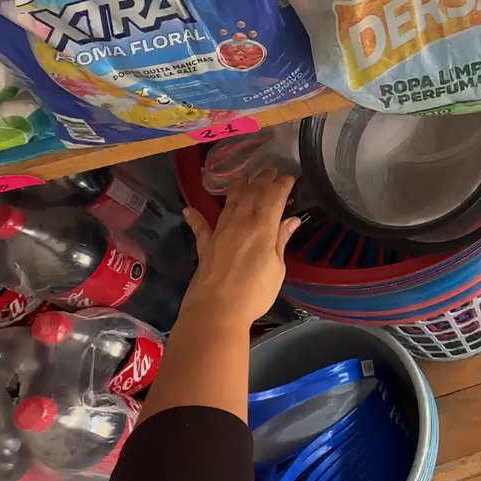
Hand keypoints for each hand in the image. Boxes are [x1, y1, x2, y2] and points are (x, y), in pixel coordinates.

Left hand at [179, 168, 298, 329]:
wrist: (216, 311)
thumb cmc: (254, 292)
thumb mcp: (277, 268)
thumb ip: (281, 241)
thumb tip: (292, 219)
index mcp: (262, 228)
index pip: (274, 197)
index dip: (283, 184)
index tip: (291, 176)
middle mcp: (240, 223)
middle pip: (252, 193)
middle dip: (262, 178)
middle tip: (271, 168)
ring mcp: (220, 233)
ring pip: (230, 203)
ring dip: (237, 187)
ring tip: (242, 174)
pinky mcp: (205, 246)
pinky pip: (200, 227)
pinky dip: (195, 217)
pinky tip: (188, 209)